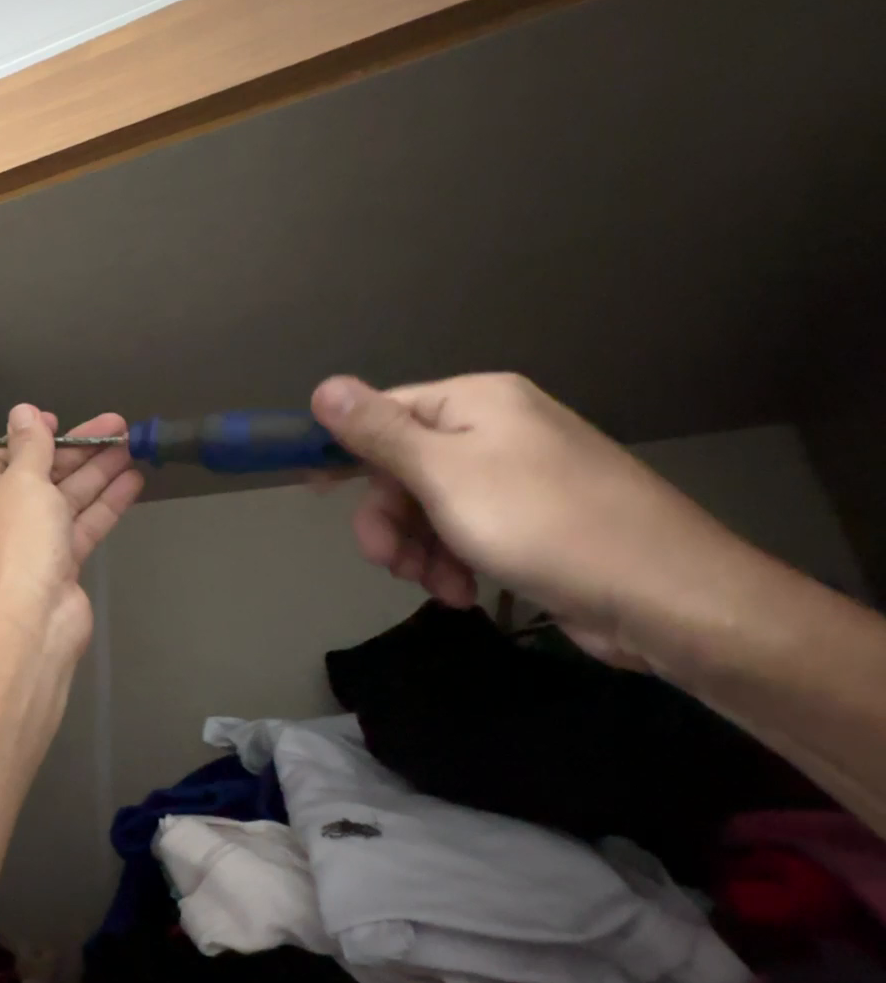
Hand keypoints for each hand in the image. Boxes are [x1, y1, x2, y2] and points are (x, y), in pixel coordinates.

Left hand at [0, 405, 144, 662]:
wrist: (29, 622)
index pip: (2, 454)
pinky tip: (134, 479)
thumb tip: (23, 411)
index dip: (33, 436)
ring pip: (68, 497)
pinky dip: (107, 502)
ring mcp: (32, 540)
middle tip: (118, 426)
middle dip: (79, 450)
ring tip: (133, 445)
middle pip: (42, 472)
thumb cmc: (15, 543)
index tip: (61, 420)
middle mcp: (0, 515)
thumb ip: (30, 445)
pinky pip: (84, 523)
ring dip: (99, 471)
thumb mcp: (21, 482)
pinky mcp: (60, 562)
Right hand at [311, 373, 757, 671]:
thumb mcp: (443, 475)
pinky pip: (467, 531)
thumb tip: (323, 386)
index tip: (314, 494)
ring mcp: (520, 477)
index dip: (345, 452)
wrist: (668, 596)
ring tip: (436, 586)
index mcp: (476, 402)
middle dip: (390, 519)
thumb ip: (378, 432)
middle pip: (404, 467)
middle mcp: (498, 429)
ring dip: (419, 549)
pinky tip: (463, 592)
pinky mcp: (536, 522)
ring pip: (431, 507)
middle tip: (387, 562)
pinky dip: (453, 561)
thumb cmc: (543, 523)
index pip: (384, 414)